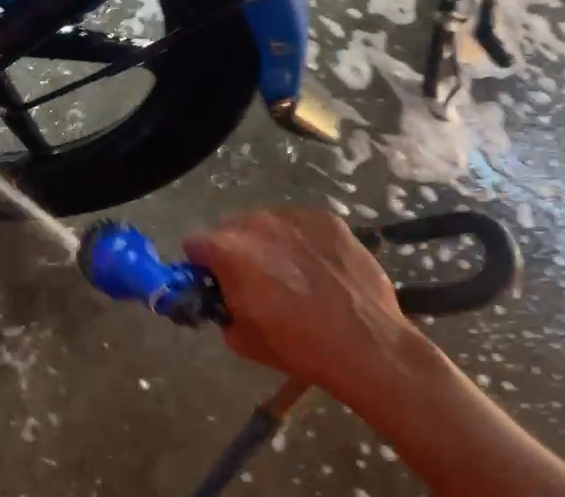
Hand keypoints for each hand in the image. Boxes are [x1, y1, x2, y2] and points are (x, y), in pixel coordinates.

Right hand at [185, 210, 423, 406]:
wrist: (370, 348)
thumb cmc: (299, 347)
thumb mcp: (240, 338)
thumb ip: (221, 307)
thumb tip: (225, 297)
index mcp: (226, 250)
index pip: (194, 243)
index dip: (202, 265)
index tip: (218, 283)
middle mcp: (254, 223)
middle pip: (228, 228)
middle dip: (235, 250)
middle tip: (257, 280)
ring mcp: (293, 217)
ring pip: (266, 223)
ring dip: (268, 242)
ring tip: (294, 274)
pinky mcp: (327, 219)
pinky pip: (301, 224)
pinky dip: (303, 241)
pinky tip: (320, 269)